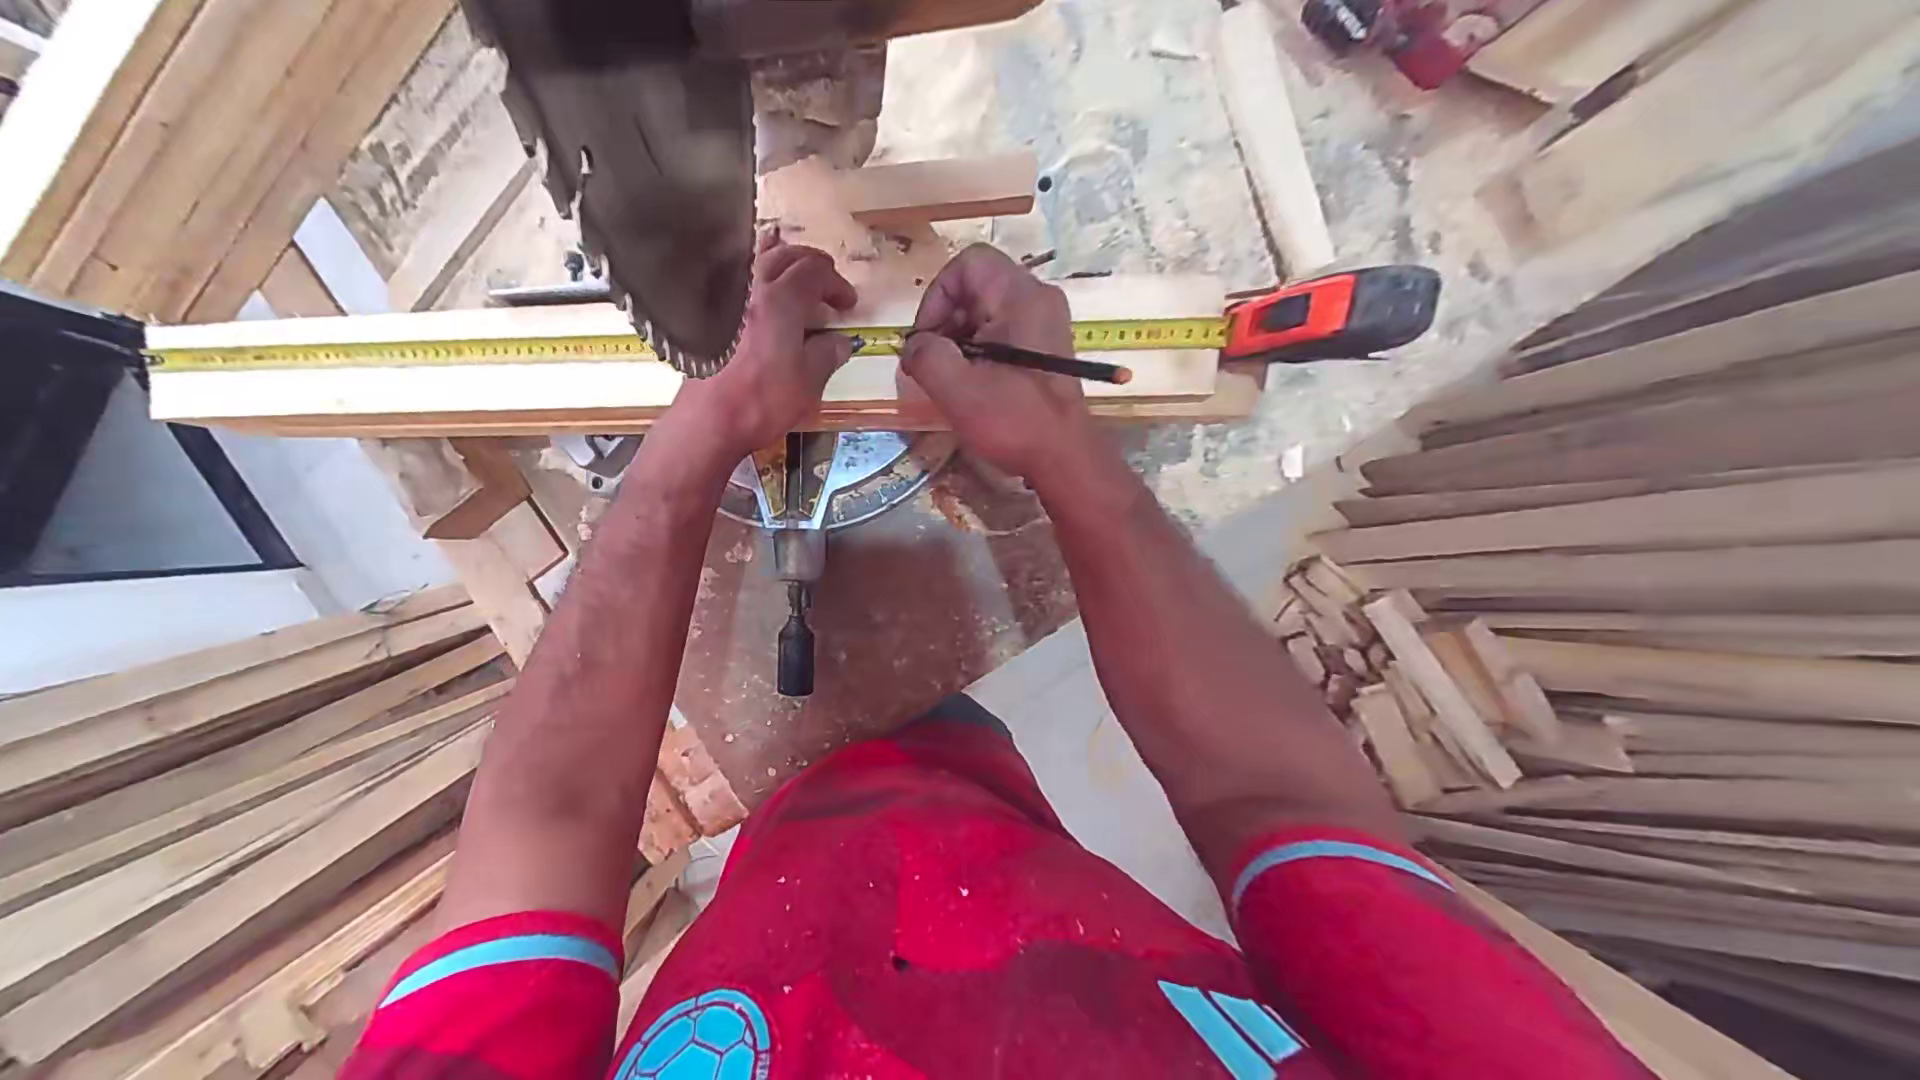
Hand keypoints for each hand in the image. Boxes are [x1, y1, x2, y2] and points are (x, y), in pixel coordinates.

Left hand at [674, 234, 857, 457]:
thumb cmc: (761, 402)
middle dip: (813, 267)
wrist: (710, 421)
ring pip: (757, 258)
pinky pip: (736, 276)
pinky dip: (755, 273)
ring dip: (782, 262)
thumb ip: (828, 354)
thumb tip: (840, 342)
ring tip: (795, 279)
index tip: (847, 303)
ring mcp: (725, 296)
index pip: (815, 272)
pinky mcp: (707, 312)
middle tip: (827, 288)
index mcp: (781, 300)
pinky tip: (761, 289)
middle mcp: (751, 287)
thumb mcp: (809, 382)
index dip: (837, 284)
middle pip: (786, 256)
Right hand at [899, 244, 1095, 479]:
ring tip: (948, 378)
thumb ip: (925, 356)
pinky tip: (970, 385)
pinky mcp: (1045, 348)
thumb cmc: (1014, 421)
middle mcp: (1038, 299)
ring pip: (987, 312)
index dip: (937, 296)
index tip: (926, 339)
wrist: (1065, 458)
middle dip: (945, 321)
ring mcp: (1045, 323)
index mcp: (1021, 296)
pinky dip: (979, 351)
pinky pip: (1002, 332)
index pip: (967, 264)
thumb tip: (914, 346)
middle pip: (976, 286)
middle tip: (931, 363)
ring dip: (959, 340)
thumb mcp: (957, 389)